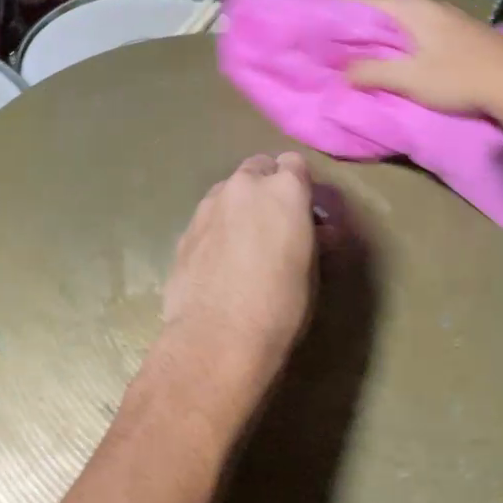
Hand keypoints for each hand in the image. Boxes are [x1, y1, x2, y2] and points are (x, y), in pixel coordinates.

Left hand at [160, 153, 316, 370]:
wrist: (217, 338)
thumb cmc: (281, 306)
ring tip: (245, 244)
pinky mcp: (185, 231)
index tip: (304, 212)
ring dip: (239, 206)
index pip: (295, 164)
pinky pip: (208, 218)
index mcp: (284, 190)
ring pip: (228, 191)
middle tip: (275, 223)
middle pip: (257, 169)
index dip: (300, 186)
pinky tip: (221, 263)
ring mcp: (208, 206)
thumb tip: (317, 232)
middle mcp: (243, 186)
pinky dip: (217, 229)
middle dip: (267, 187)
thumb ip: (312, 239)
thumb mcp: (311, 271)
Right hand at [343, 0, 502, 115]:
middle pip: (388, 5)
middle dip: (363, 16)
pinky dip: (406, 34)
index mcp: (413, 10)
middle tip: (339, 29)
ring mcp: (452, 17)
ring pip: (408, 15)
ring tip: (367, 40)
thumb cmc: (459, 79)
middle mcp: (431, 6)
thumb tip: (344, 73)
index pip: (367, 0)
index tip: (319, 12)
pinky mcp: (465, 32)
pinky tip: (405, 48)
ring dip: (387, 26)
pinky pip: (424, 25)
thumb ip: (373, 73)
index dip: (342, 6)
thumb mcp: (410, 80)